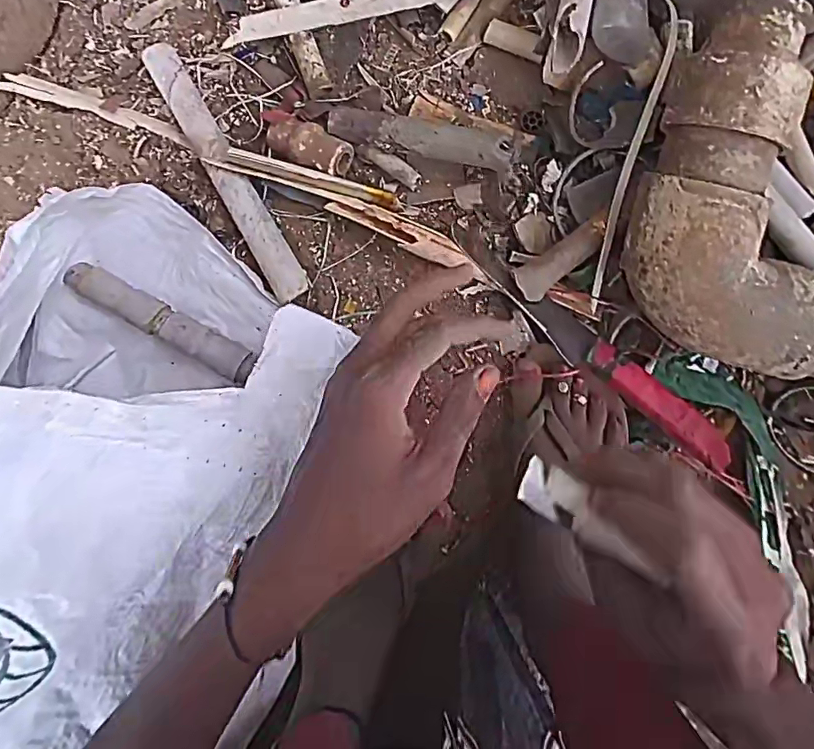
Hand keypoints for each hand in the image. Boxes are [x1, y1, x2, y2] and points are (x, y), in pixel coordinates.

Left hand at [232, 265, 511, 657]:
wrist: (307, 541)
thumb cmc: (370, 516)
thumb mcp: (430, 472)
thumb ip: (461, 415)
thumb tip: (490, 372)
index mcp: (380, 385)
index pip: (436, 335)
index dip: (475, 326)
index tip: (506, 329)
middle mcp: (356, 370)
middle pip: (399, 307)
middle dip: (435, 284)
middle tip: (469, 272)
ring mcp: (342, 377)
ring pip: (383, 322)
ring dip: (416, 304)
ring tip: (451, 295)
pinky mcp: (338, 391)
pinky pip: (374, 345)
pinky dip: (401, 330)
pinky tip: (423, 342)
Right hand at [574, 446, 787, 696]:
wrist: (736, 674)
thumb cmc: (674, 659)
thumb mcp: (629, 622)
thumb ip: (605, 564)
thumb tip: (579, 508)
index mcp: (729, 623)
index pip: (685, 548)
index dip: (629, 513)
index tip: (583, 497)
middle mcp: (752, 575)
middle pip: (684, 499)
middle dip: (620, 474)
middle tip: (573, 469)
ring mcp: (752, 544)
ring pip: (684, 481)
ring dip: (628, 465)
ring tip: (588, 466)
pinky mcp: (741, 522)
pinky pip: (688, 481)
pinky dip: (645, 470)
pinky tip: (616, 470)